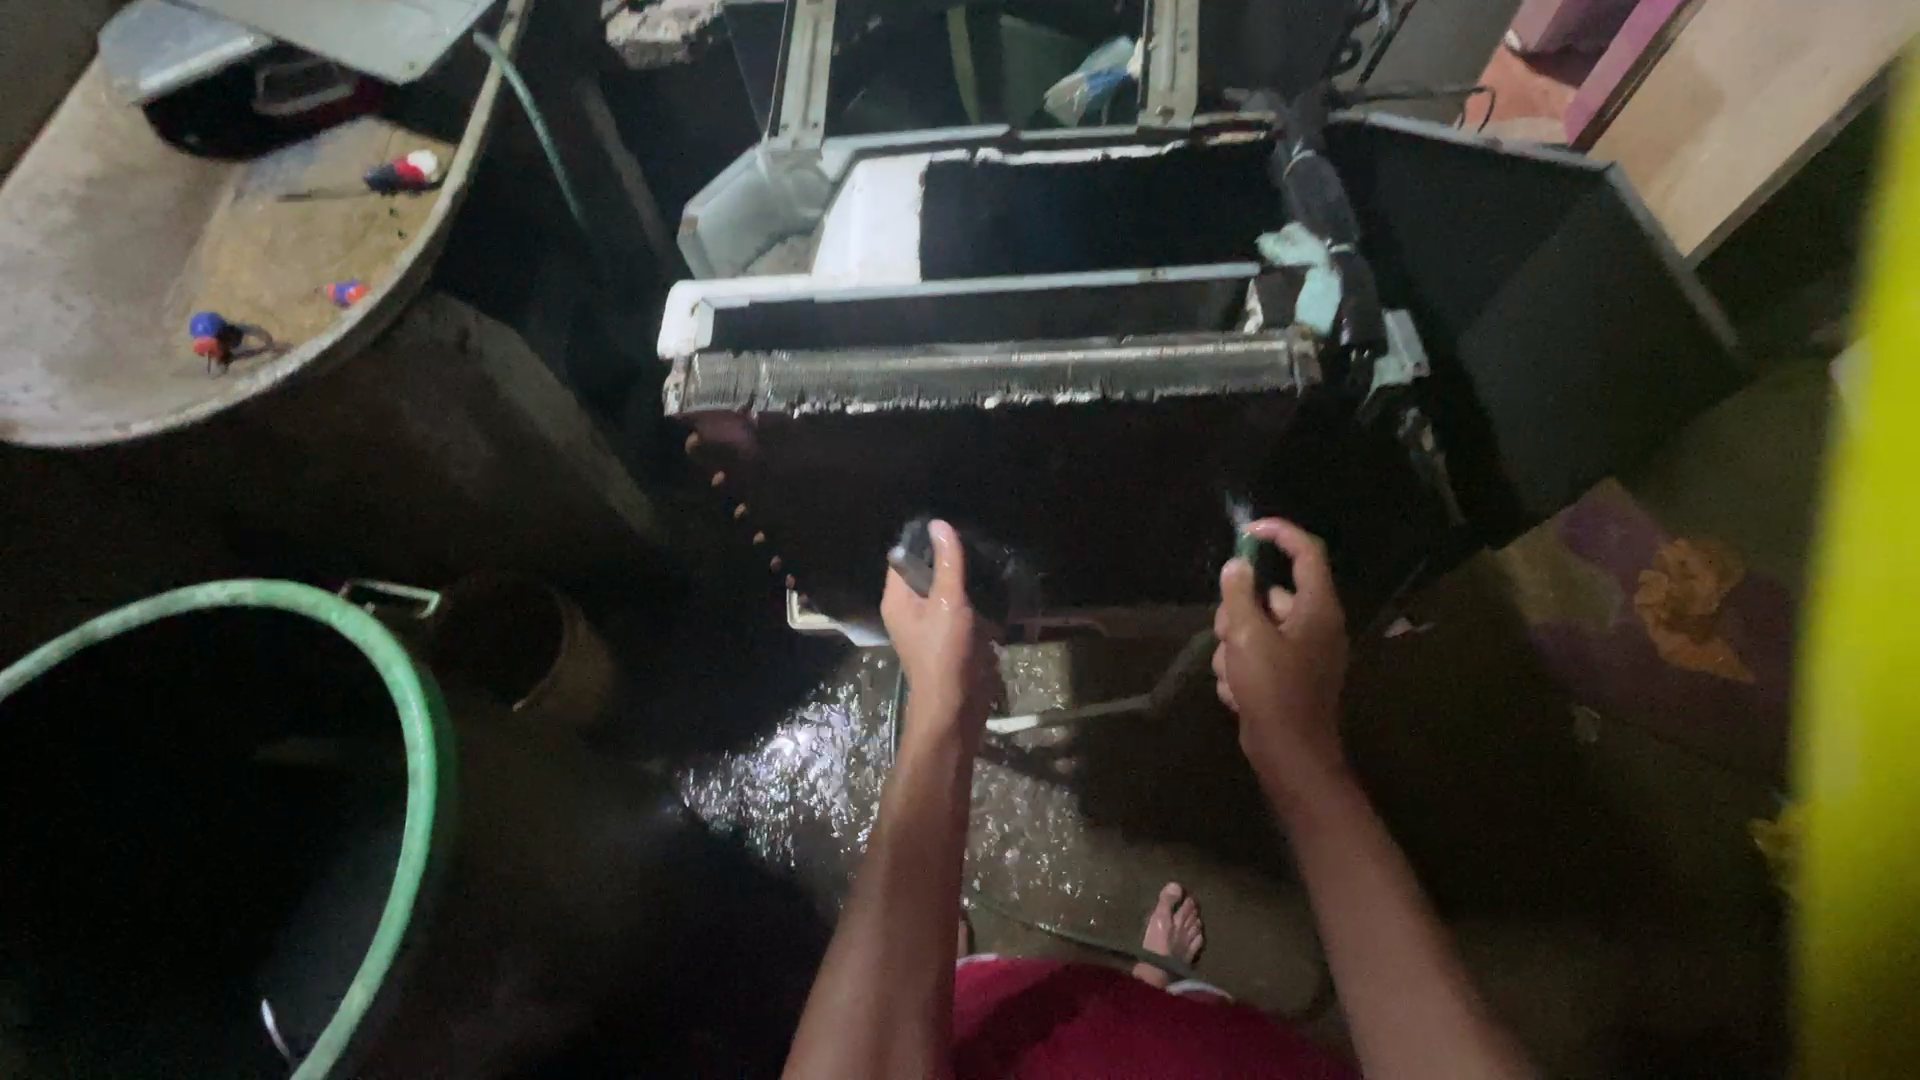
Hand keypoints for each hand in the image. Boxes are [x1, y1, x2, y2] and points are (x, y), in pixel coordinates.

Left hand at [882, 520, 997, 728]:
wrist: (957, 707)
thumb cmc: (945, 652)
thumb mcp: (948, 601)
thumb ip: (947, 562)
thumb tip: (939, 524)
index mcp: (898, 599)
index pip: (903, 557)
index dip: (923, 541)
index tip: (952, 528)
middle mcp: (910, 610)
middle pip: (927, 573)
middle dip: (951, 561)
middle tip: (977, 543)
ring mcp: (932, 626)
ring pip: (948, 592)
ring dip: (968, 582)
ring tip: (990, 563)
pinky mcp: (952, 639)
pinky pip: (963, 611)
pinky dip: (977, 604)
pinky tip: (996, 590)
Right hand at [1212, 518, 1350, 808]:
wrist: (1290, 753)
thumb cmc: (1273, 689)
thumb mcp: (1246, 635)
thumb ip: (1239, 595)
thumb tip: (1237, 565)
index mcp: (1317, 609)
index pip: (1307, 554)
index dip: (1280, 535)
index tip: (1248, 531)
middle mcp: (1316, 626)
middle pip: (1270, 596)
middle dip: (1238, 613)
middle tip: (1226, 634)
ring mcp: (1304, 653)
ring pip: (1256, 628)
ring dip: (1234, 647)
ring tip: (1232, 673)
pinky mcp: (1290, 676)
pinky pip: (1257, 656)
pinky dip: (1242, 669)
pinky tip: (1237, 692)